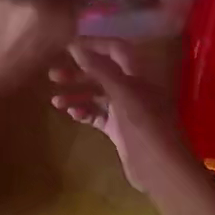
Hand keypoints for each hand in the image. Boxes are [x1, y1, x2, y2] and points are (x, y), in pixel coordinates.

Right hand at [49, 39, 196, 192]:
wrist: (162, 170)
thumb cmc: (145, 127)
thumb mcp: (123, 94)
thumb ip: (100, 70)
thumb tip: (75, 46)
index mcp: (138, 76)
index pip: (116, 50)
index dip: (94, 45)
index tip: (68, 46)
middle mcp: (133, 90)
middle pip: (102, 74)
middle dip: (78, 73)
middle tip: (52, 75)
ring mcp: (126, 111)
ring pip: (98, 96)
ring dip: (77, 95)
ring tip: (55, 102)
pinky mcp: (119, 130)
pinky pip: (98, 116)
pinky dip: (85, 113)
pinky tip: (72, 115)